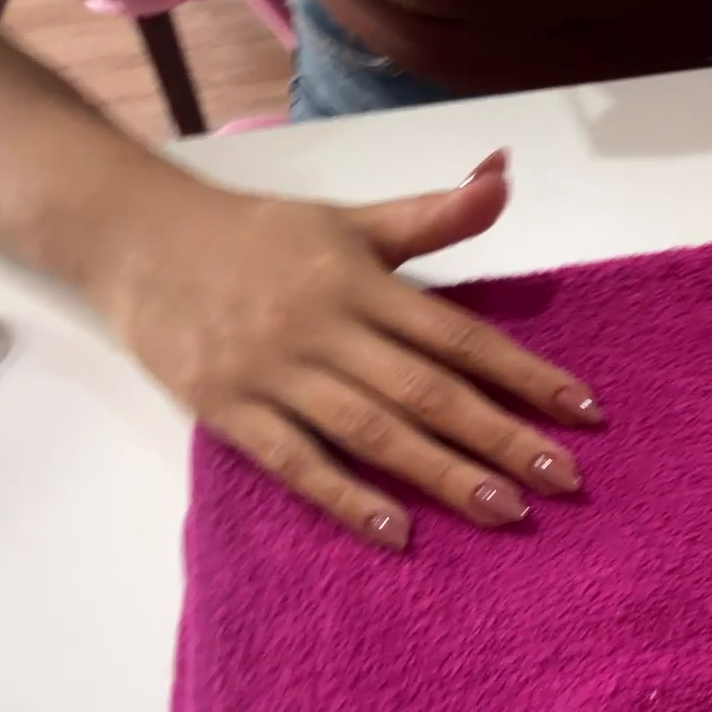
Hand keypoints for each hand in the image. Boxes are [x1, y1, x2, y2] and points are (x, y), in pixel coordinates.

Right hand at [89, 149, 600, 548]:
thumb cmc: (263, 236)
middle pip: (431, 394)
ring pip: (374, 434)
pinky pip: (294, 462)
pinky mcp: (227, 410)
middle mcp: (327, 330)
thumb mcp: (353, 221)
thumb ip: (434, 216)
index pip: (464, 339)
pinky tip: (398, 534)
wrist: (125, 232)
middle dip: (503, 439)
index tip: (587, 411)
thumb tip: (504, 177)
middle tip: (566, 480)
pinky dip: (345, 499)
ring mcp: (276, 374)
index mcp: (365, 286)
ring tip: (508, 512)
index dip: (529, 376)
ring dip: (444, 476)